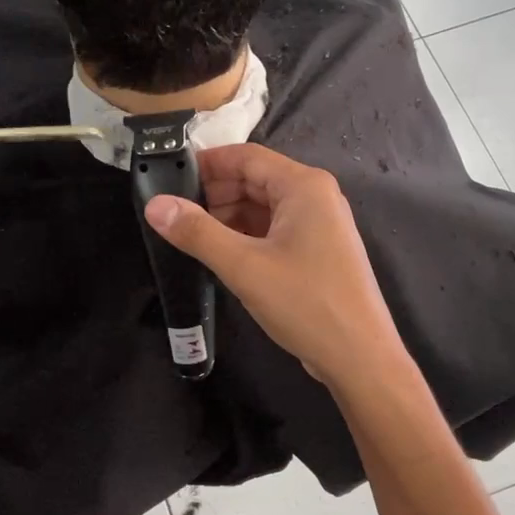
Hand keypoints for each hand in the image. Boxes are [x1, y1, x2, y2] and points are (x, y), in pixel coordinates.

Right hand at [144, 144, 404, 387]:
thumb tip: (154, 204)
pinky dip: (245, 234)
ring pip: (262, 205)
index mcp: (303, 186)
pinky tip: (219, 253)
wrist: (361, 358)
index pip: (245, 156)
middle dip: (214, 192)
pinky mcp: (316, 250)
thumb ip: (197, 232)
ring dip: (227, 216)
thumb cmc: (306, 303)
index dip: (206, 163)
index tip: (169, 177)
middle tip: (174, 212)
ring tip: (190, 235)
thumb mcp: (243, 266)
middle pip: (254, 178)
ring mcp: (319, 224)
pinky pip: (273, 228)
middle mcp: (314, 196)